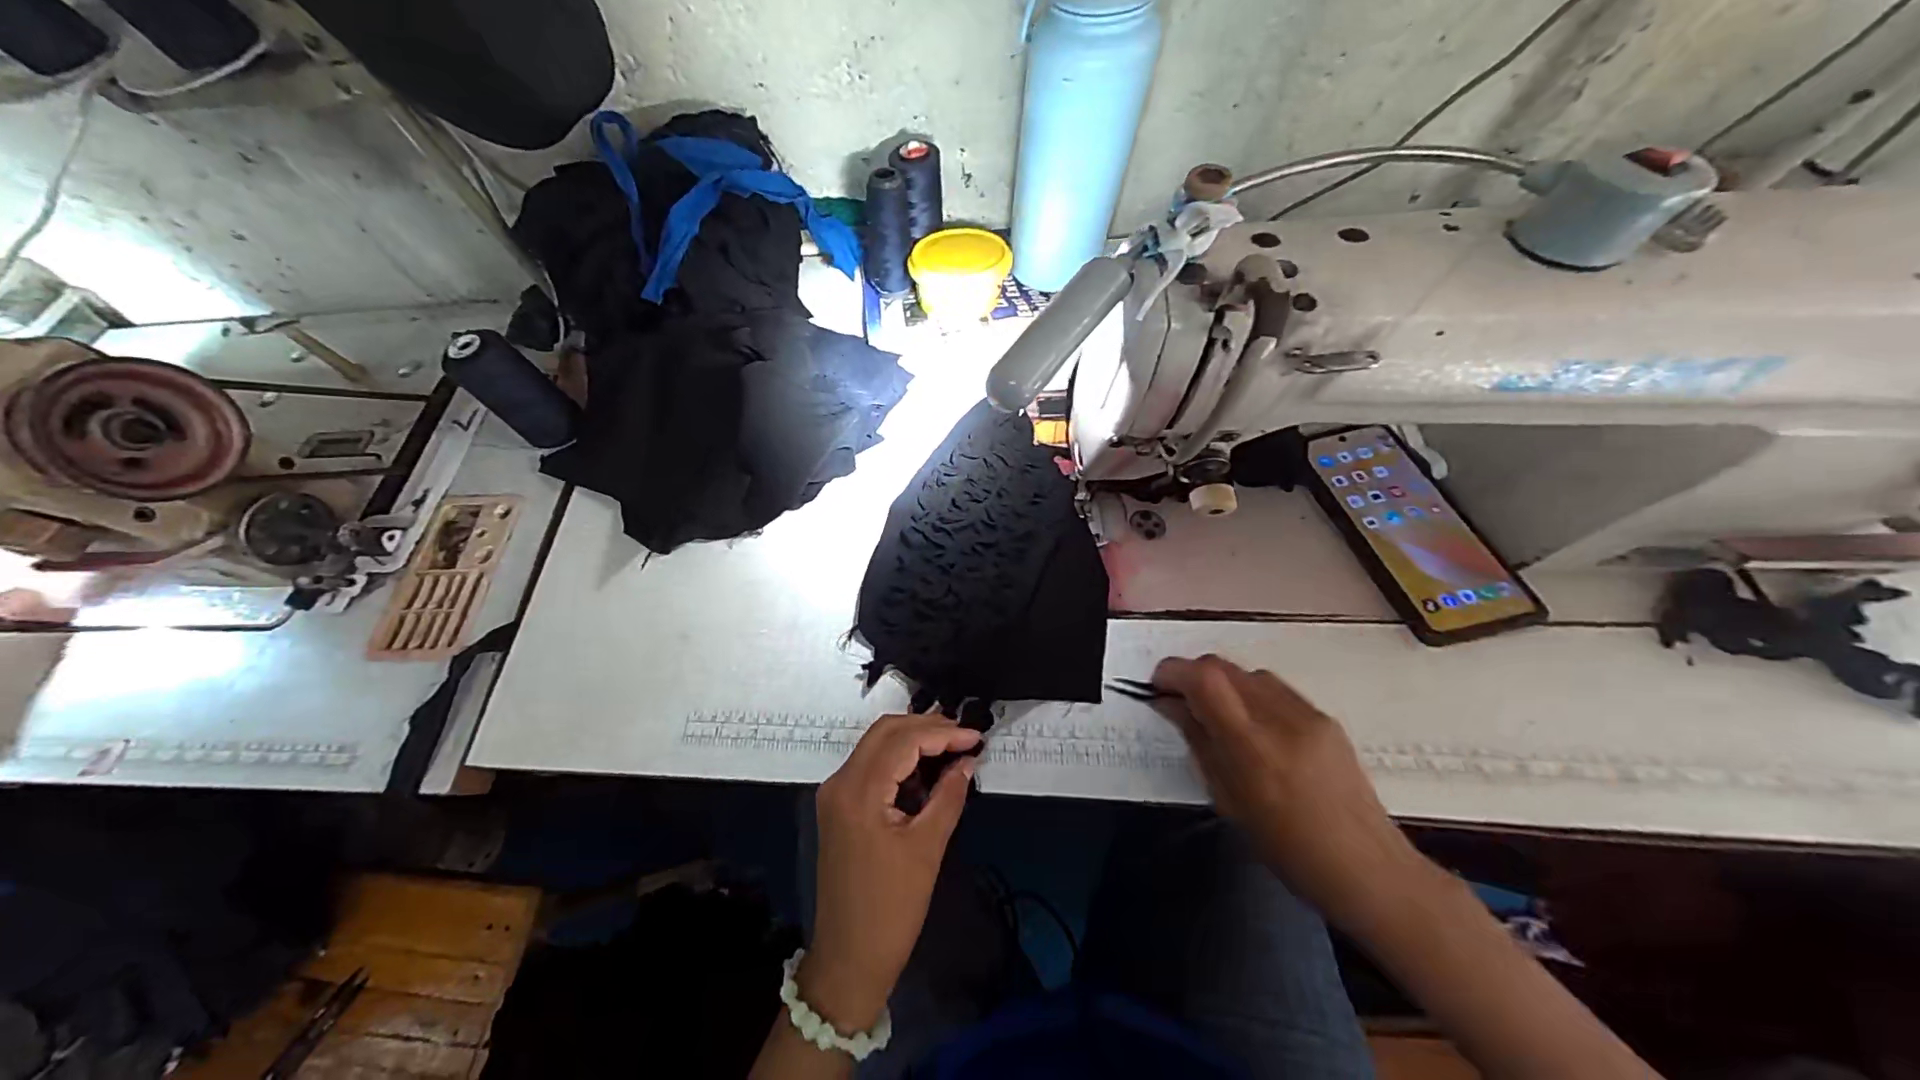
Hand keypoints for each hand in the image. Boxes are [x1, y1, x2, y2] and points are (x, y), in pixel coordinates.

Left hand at [803, 713, 979, 1032]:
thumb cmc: (892, 907)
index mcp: (858, 791)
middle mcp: (840, 782)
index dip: (942, 733)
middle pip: (885, 732)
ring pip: (876, 745)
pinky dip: (900, 760)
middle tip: (965, 736)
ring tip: (953, 746)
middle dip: (927, 727)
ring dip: (913, 739)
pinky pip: (871, 766)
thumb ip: (948, 796)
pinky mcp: (839, 807)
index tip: (976, 737)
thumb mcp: (927, 848)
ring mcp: (836, 794)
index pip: (902, 740)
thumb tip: (966, 761)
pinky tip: (928, 769)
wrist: (850, 957)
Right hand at [1151, 654, 1421, 926]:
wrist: (1367, 867)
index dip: (1173, 672)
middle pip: (1223, 666)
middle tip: (1177, 700)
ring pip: (1249, 673)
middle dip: (1192, 674)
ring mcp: (1308, 714)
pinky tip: (1251, 725)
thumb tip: (1169, 705)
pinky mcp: (1326, 717)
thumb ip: (1198, 742)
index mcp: (1252, 746)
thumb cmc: (1286, 848)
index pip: (1205, 679)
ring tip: (1214, 714)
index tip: (1156, 687)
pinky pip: (1275, 689)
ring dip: (1222, 683)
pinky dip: (1250, 694)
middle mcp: (1281, 718)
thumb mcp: (1227, 799)